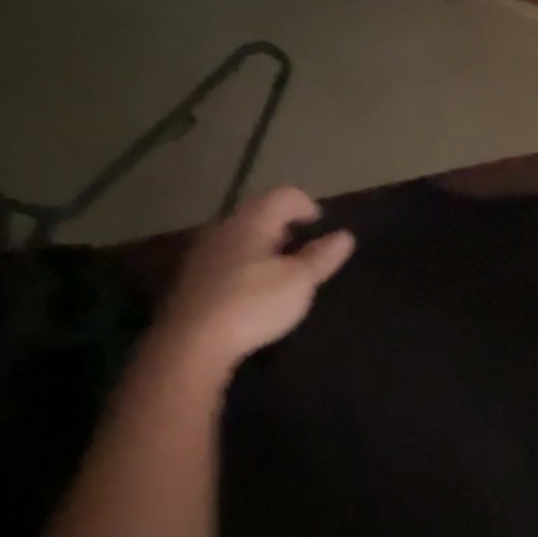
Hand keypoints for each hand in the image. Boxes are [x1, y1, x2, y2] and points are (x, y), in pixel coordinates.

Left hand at [153, 187, 354, 374]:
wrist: (193, 341)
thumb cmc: (254, 304)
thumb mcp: (299, 282)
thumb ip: (322, 257)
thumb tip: (345, 236)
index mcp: (252, 222)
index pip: (284, 196)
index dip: (308, 206)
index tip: (322, 228)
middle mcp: (225, 227)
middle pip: (260, 211)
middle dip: (286, 225)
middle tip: (306, 248)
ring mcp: (205, 250)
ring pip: (242, 234)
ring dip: (266, 244)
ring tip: (284, 270)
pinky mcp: (195, 275)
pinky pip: (228, 255)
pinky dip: (248, 262)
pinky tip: (255, 288)